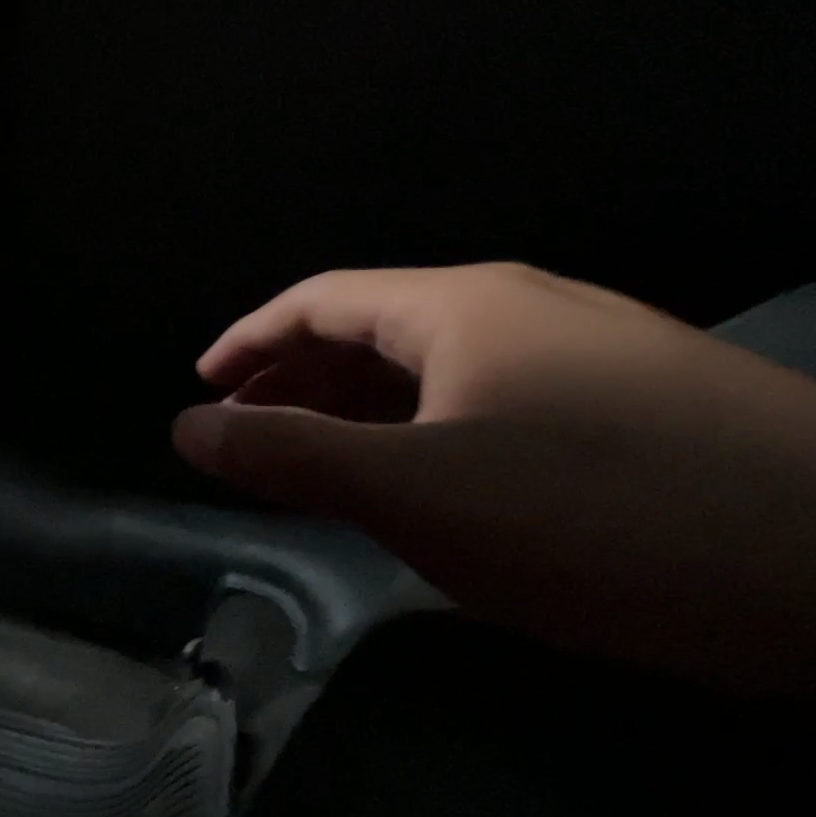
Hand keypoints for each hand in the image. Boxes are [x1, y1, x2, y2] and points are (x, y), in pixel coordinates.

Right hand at [172, 263, 815, 695]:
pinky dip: (418, 433)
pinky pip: (484, 403)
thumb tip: (186, 428)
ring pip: (431, 371)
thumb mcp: (413, 489)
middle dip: (293, 379)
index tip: (199, 386)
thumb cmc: (599, 515)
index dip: (247, 340)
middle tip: (244, 431)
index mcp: (462, 307)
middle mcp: (524, 311)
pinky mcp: (629, 412)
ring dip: (355, 410)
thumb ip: (288, 455)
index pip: (320, 301)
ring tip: (312, 461)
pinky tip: (418, 481)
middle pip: (372, 330)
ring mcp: (586, 358)